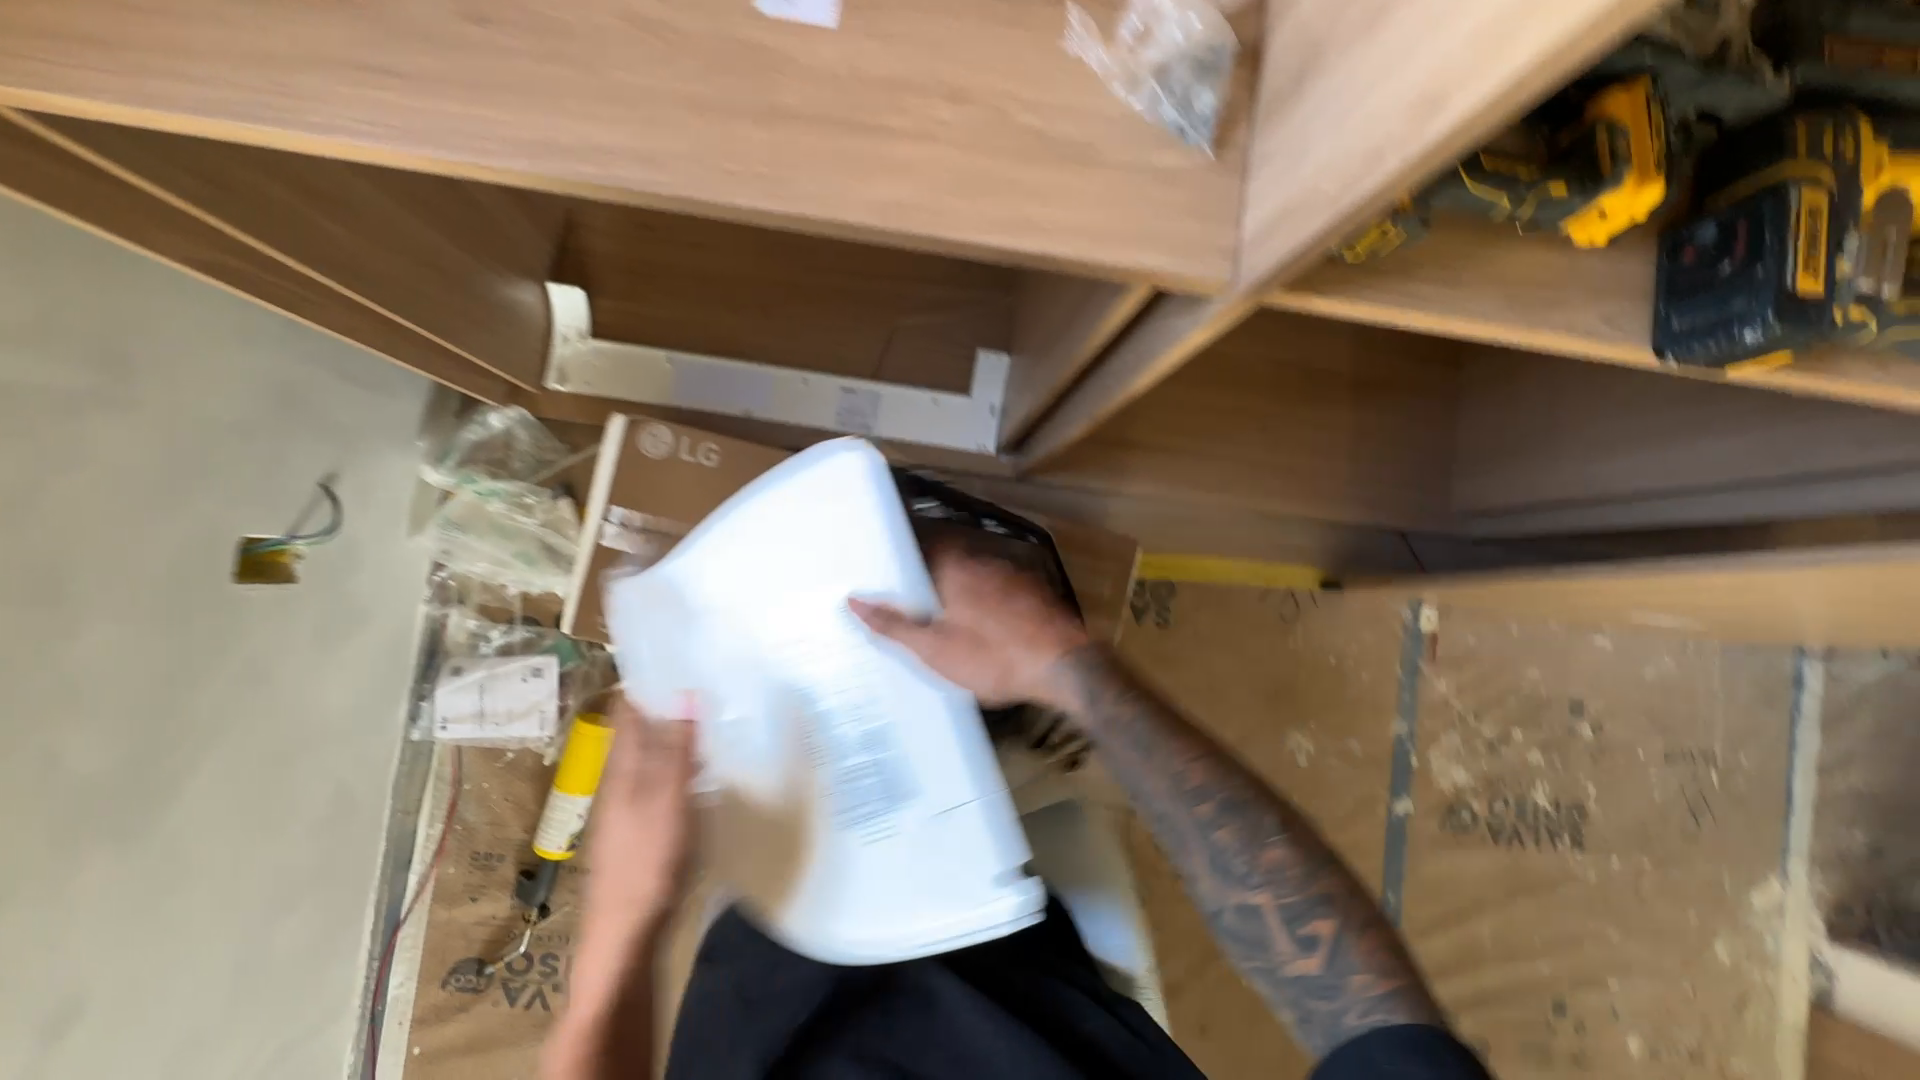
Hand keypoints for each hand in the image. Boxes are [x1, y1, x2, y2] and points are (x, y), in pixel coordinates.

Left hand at [580, 697, 696, 939]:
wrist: (626, 936)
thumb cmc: (646, 864)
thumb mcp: (667, 802)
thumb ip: (675, 750)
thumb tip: (684, 693)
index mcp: (620, 770)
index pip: (627, 712)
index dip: (647, 683)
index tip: (681, 658)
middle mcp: (621, 784)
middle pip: (642, 733)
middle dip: (669, 707)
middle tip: (711, 683)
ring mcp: (631, 810)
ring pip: (653, 759)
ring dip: (678, 737)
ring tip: (716, 719)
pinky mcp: (645, 832)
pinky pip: (664, 784)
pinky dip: (683, 768)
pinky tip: (708, 774)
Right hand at [849, 548, 1090, 708]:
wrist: (1064, 668)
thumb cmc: (993, 658)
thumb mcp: (934, 649)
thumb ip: (893, 624)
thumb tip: (853, 601)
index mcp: (953, 568)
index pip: (916, 549)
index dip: (898, 562)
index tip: (883, 577)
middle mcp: (983, 562)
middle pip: (944, 562)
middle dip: (925, 579)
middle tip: (907, 603)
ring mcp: (1012, 576)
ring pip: (972, 577)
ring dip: (955, 592)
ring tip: (939, 620)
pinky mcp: (1033, 595)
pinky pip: (996, 591)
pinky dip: (982, 604)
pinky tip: (981, 628)